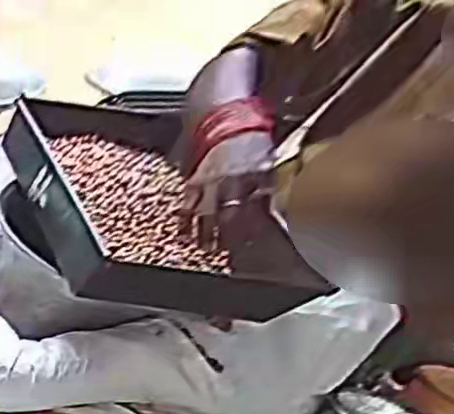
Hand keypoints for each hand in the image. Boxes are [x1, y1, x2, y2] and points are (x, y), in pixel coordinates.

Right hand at [178, 131, 274, 249]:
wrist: (224, 122)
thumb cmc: (249, 138)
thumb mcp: (267, 156)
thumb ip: (265, 180)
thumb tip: (268, 202)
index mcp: (252, 174)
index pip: (256, 205)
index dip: (256, 224)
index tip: (257, 240)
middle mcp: (229, 182)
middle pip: (230, 215)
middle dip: (230, 234)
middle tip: (231, 250)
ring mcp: (207, 186)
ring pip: (206, 216)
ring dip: (206, 234)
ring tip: (208, 248)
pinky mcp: (191, 186)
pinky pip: (186, 209)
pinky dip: (185, 224)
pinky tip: (184, 236)